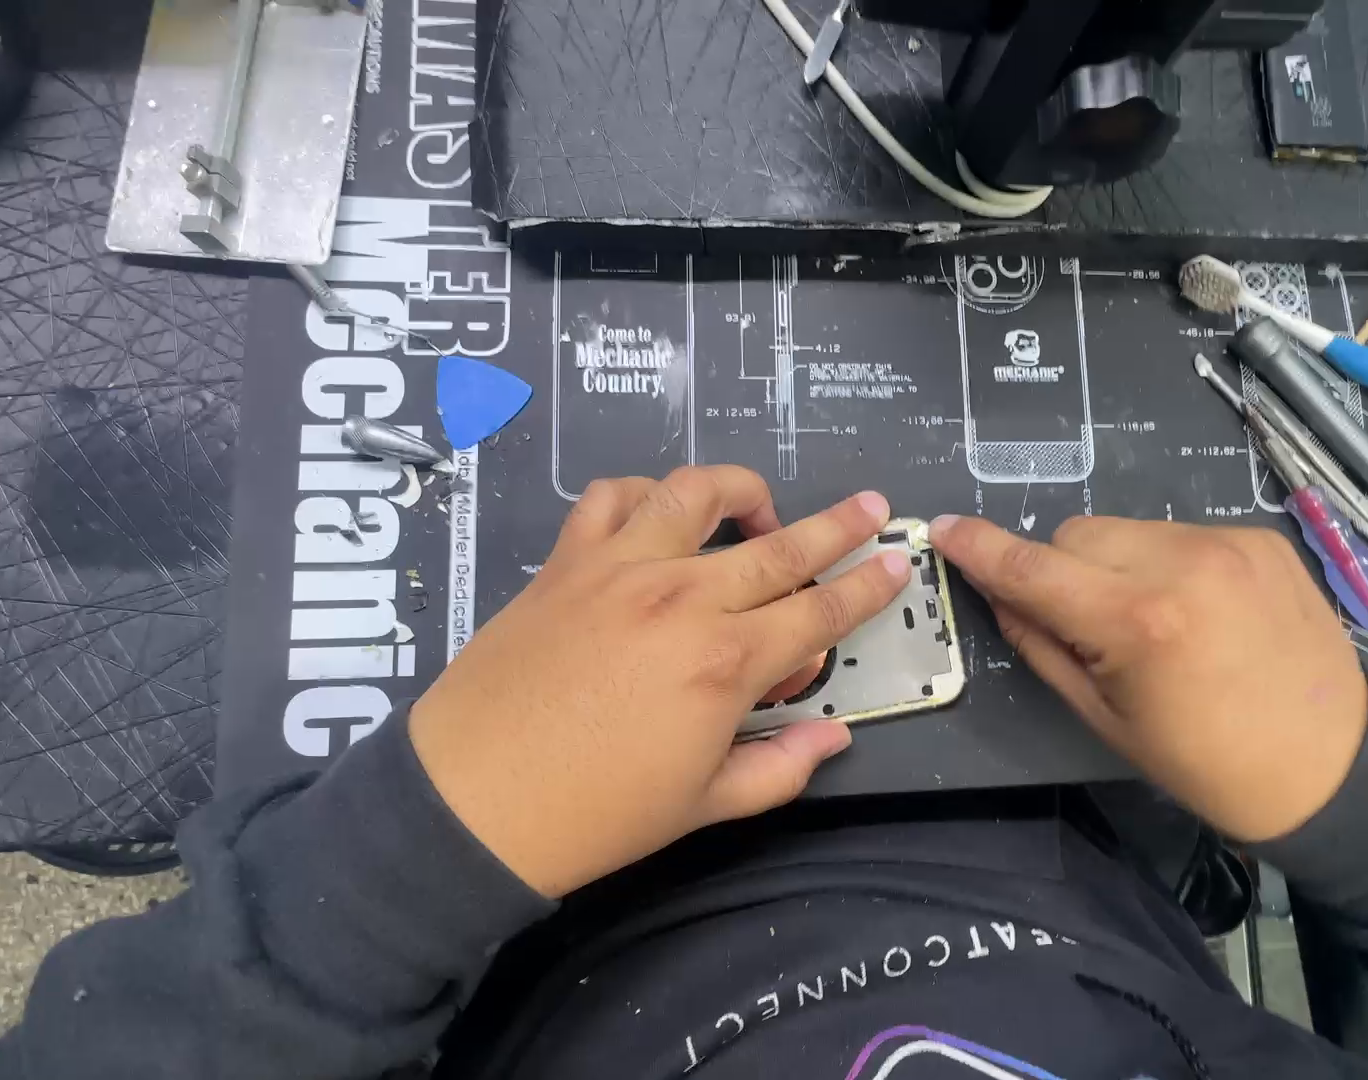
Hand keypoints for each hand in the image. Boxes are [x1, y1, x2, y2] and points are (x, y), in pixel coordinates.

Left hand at [410, 467, 909, 896]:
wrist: (472, 804)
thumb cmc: (597, 815)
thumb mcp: (705, 806)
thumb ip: (782, 766)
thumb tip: (836, 736)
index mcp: (726, 662)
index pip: (820, 613)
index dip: (867, 587)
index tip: (895, 562)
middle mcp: (683, 598)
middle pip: (780, 546)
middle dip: (836, 524)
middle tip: (868, 505)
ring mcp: (621, 568)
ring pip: (695, 493)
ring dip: (740, 490)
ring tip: (757, 508)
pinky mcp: (568, 560)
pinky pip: (610, 497)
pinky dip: (643, 494)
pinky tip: (656, 516)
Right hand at [929, 515, 1367, 842]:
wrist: (1334, 768)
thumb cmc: (1202, 760)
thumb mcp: (1099, 714)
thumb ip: (1037, 643)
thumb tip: (999, 592)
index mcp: (1137, 620)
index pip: (1033, 570)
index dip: (981, 550)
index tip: (944, 531)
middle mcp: (1181, 562)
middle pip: (1073, 535)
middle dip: (1058, 570)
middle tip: (1083, 622)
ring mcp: (1227, 541)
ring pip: (1119, 529)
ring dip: (1107, 562)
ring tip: (1147, 616)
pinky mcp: (1258, 536)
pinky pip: (1170, 533)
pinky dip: (1157, 561)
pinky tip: (1191, 606)